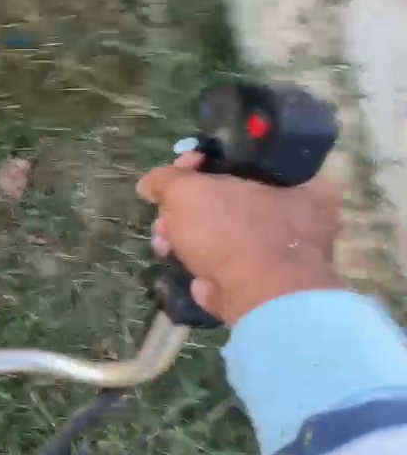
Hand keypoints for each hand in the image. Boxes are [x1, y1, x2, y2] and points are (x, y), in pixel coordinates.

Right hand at [138, 152, 343, 324]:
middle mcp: (300, 213)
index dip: (203, 162)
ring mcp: (281, 245)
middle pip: (223, 195)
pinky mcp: (262, 271)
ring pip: (216, 225)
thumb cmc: (233, 232)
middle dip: (183, 206)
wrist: (258, 294)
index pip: (244, 160)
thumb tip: (152, 184)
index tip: (177, 170)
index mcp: (301, 184)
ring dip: (180, 230)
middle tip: (166, 213)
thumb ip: (166, 177)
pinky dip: (194, 252)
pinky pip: (220, 251)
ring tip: (165, 240)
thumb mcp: (187, 189)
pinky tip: (174, 255)